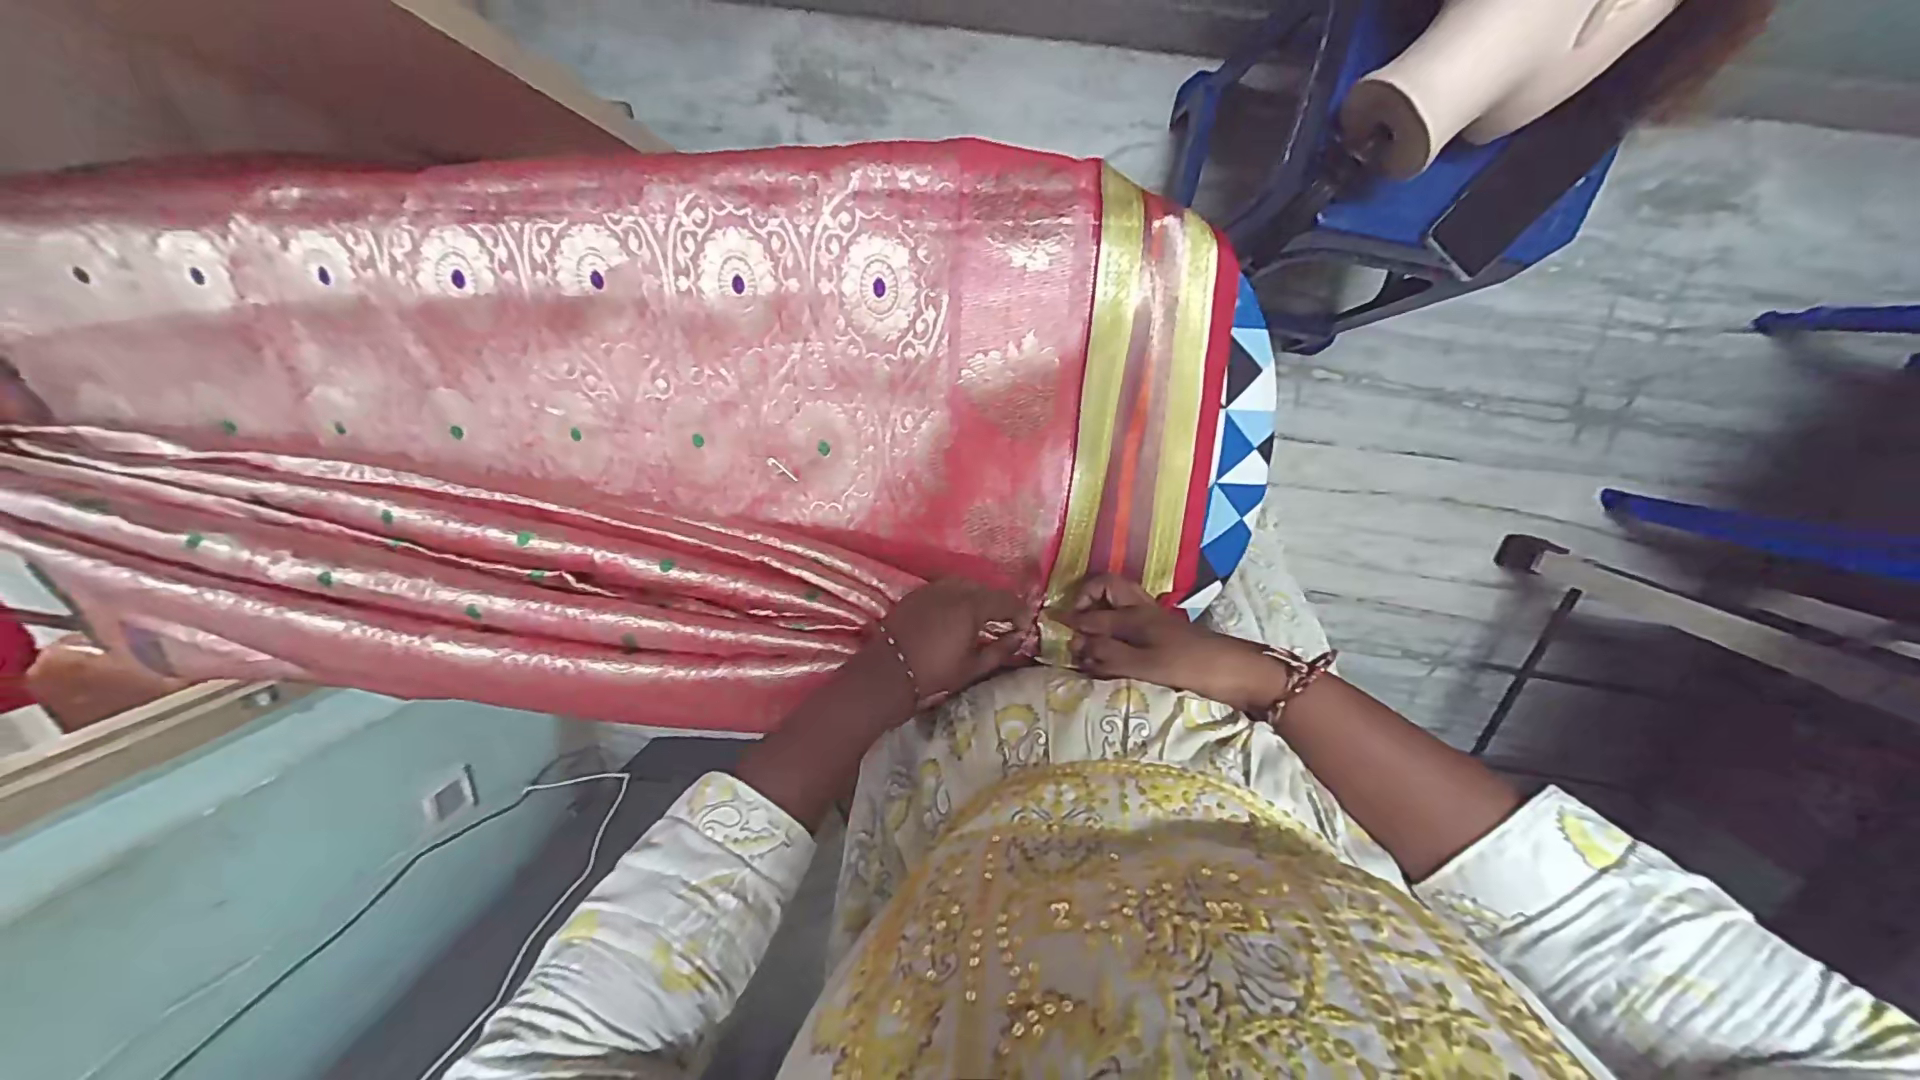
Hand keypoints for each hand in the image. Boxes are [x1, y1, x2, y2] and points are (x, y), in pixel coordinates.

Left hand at [880, 578, 1028, 704]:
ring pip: (966, 584)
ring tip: (983, 616)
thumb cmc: (934, 672)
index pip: (1006, 600)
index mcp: (972, 606)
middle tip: (1006, 621)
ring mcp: (933, 588)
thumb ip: (1000, 649)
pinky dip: (959, 596)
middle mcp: (954, 590)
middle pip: (986, 589)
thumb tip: (1019, 637)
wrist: (888, 672)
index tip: (1024, 626)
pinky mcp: (918, 593)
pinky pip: (946, 587)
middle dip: (1000, 603)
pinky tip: (958, 613)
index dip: (1020, 612)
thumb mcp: (973, 666)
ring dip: (979, 597)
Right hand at [1062, 574, 1288, 715]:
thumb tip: (1076, 647)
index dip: (1070, 623)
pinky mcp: (1165, 634)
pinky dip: (1115, 628)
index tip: (1052, 633)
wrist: (1242, 673)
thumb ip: (1110, 655)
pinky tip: (1112, 650)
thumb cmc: (1194, 667)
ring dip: (1101, 612)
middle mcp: (1142, 611)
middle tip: (1073, 623)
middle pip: (1107, 587)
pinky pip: (1130, 621)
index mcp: (1134, 616)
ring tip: (1088, 637)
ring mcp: (1155, 620)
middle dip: (1086, 598)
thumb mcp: (1147, 666)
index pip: (1091, 615)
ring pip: (1120, 602)